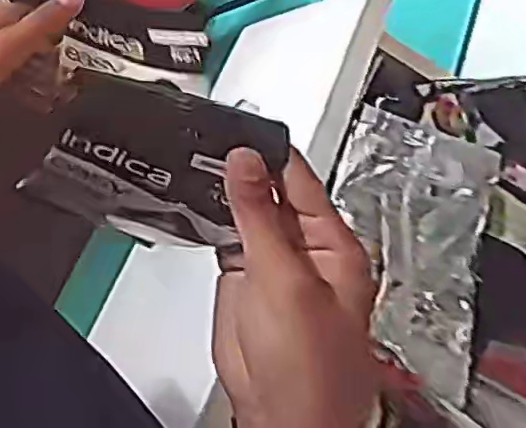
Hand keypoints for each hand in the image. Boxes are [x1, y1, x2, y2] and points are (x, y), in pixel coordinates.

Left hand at [0, 0, 81, 137]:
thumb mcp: (8, 46)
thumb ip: (41, 23)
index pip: (33, 10)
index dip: (56, 23)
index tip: (79, 41)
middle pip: (25, 34)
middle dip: (50, 52)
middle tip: (71, 73)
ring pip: (16, 57)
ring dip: (38, 71)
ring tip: (58, 90)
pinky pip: (5, 77)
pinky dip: (23, 85)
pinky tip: (31, 100)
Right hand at [213, 148, 378, 427]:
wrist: (278, 414)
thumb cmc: (311, 370)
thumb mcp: (284, 280)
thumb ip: (259, 215)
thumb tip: (244, 160)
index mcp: (331, 244)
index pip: (297, 177)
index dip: (265, 150)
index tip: (234, 127)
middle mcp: (302, 244)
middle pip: (267, 186)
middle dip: (238, 163)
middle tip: (206, 137)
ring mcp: (270, 256)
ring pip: (243, 203)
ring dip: (221, 184)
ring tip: (195, 158)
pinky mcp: (242, 267)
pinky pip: (224, 224)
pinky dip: (209, 208)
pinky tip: (194, 194)